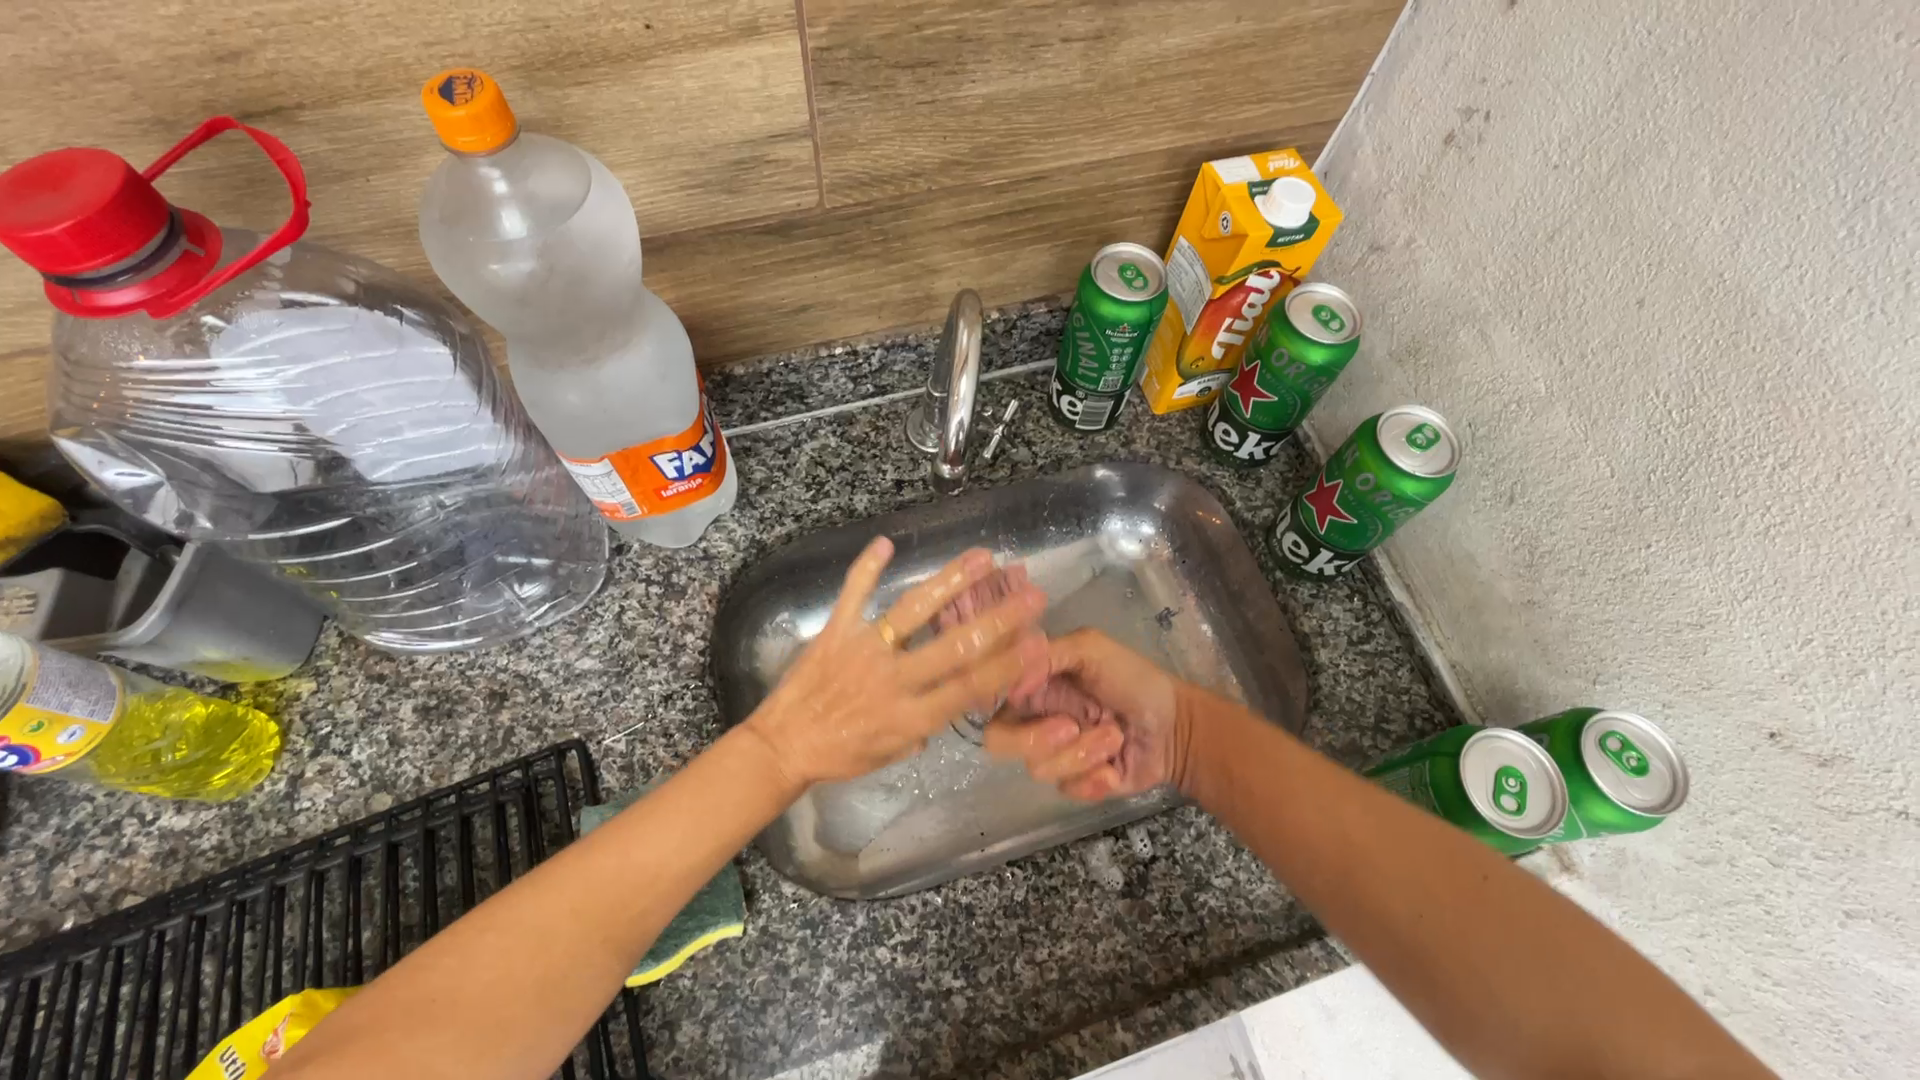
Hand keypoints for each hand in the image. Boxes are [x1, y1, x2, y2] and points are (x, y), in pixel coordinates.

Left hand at [743, 537, 1047, 787]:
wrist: (782, 747)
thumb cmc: (840, 755)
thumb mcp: (892, 754)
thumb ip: (924, 726)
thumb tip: (953, 699)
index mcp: (909, 716)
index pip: (968, 688)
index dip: (1006, 665)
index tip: (1037, 644)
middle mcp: (893, 680)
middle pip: (954, 646)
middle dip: (998, 620)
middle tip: (1032, 595)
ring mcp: (863, 651)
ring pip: (912, 612)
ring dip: (950, 582)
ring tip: (982, 558)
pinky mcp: (835, 633)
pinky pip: (853, 595)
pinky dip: (867, 568)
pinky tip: (885, 542)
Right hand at [983, 629, 1191, 799]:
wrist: (1176, 727)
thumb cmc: (1134, 680)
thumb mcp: (1092, 648)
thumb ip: (1049, 655)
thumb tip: (1012, 681)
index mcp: (1032, 685)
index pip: (988, 693)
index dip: (992, 700)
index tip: (1022, 697)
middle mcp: (1034, 720)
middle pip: (999, 741)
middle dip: (1033, 739)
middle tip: (1070, 728)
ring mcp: (1054, 755)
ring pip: (1038, 767)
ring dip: (1082, 753)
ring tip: (1114, 738)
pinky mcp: (1076, 783)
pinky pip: (1067, 789)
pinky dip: (1094, 779)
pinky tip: (1115, 767)